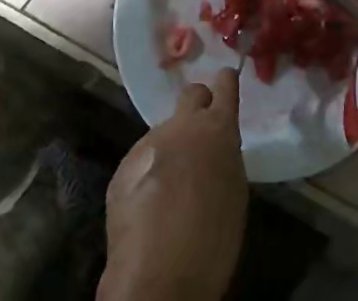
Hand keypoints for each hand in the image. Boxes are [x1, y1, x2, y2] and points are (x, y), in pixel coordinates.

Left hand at [99, 69, 247, 300]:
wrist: (157, 277)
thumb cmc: (212, 239)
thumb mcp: (234, 190)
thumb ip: (224, 155)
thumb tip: (214, 147)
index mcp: (216, 129)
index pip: (223, 86)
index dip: (226, 83)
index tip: (227, 81)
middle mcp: (181, 126)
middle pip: (191, 94)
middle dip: (199, 105)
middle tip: (202, 134)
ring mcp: (147, 143)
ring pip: (165, 132)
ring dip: (173, 146)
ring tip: (174, 184)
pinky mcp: (122, 167)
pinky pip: (143, 158)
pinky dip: (151, 170)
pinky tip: (151, 202)